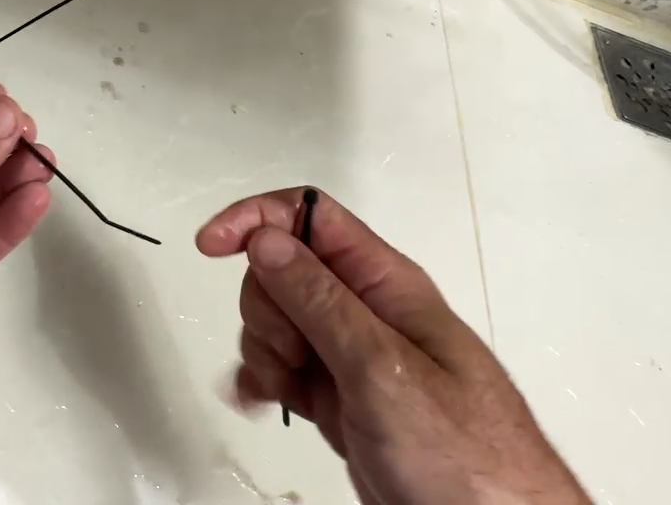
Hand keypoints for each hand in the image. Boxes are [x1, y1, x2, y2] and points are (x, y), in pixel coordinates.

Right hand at [197, 188, 588, 504]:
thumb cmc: (459, 456)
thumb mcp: (380, 369)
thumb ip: (318, 300)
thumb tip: (264, 239)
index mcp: (383, 282)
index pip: (307, 214)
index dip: (255, 219)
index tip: (211, 247)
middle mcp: (363, 308)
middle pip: (280, 269)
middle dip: (265, 307)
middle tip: (292, 354)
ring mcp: (349, 354)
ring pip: (274, 318)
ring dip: (264, 350)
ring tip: (292, 392)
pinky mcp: (337, 395)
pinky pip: (280, 365)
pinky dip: (261, 378)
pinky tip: (261, 400)